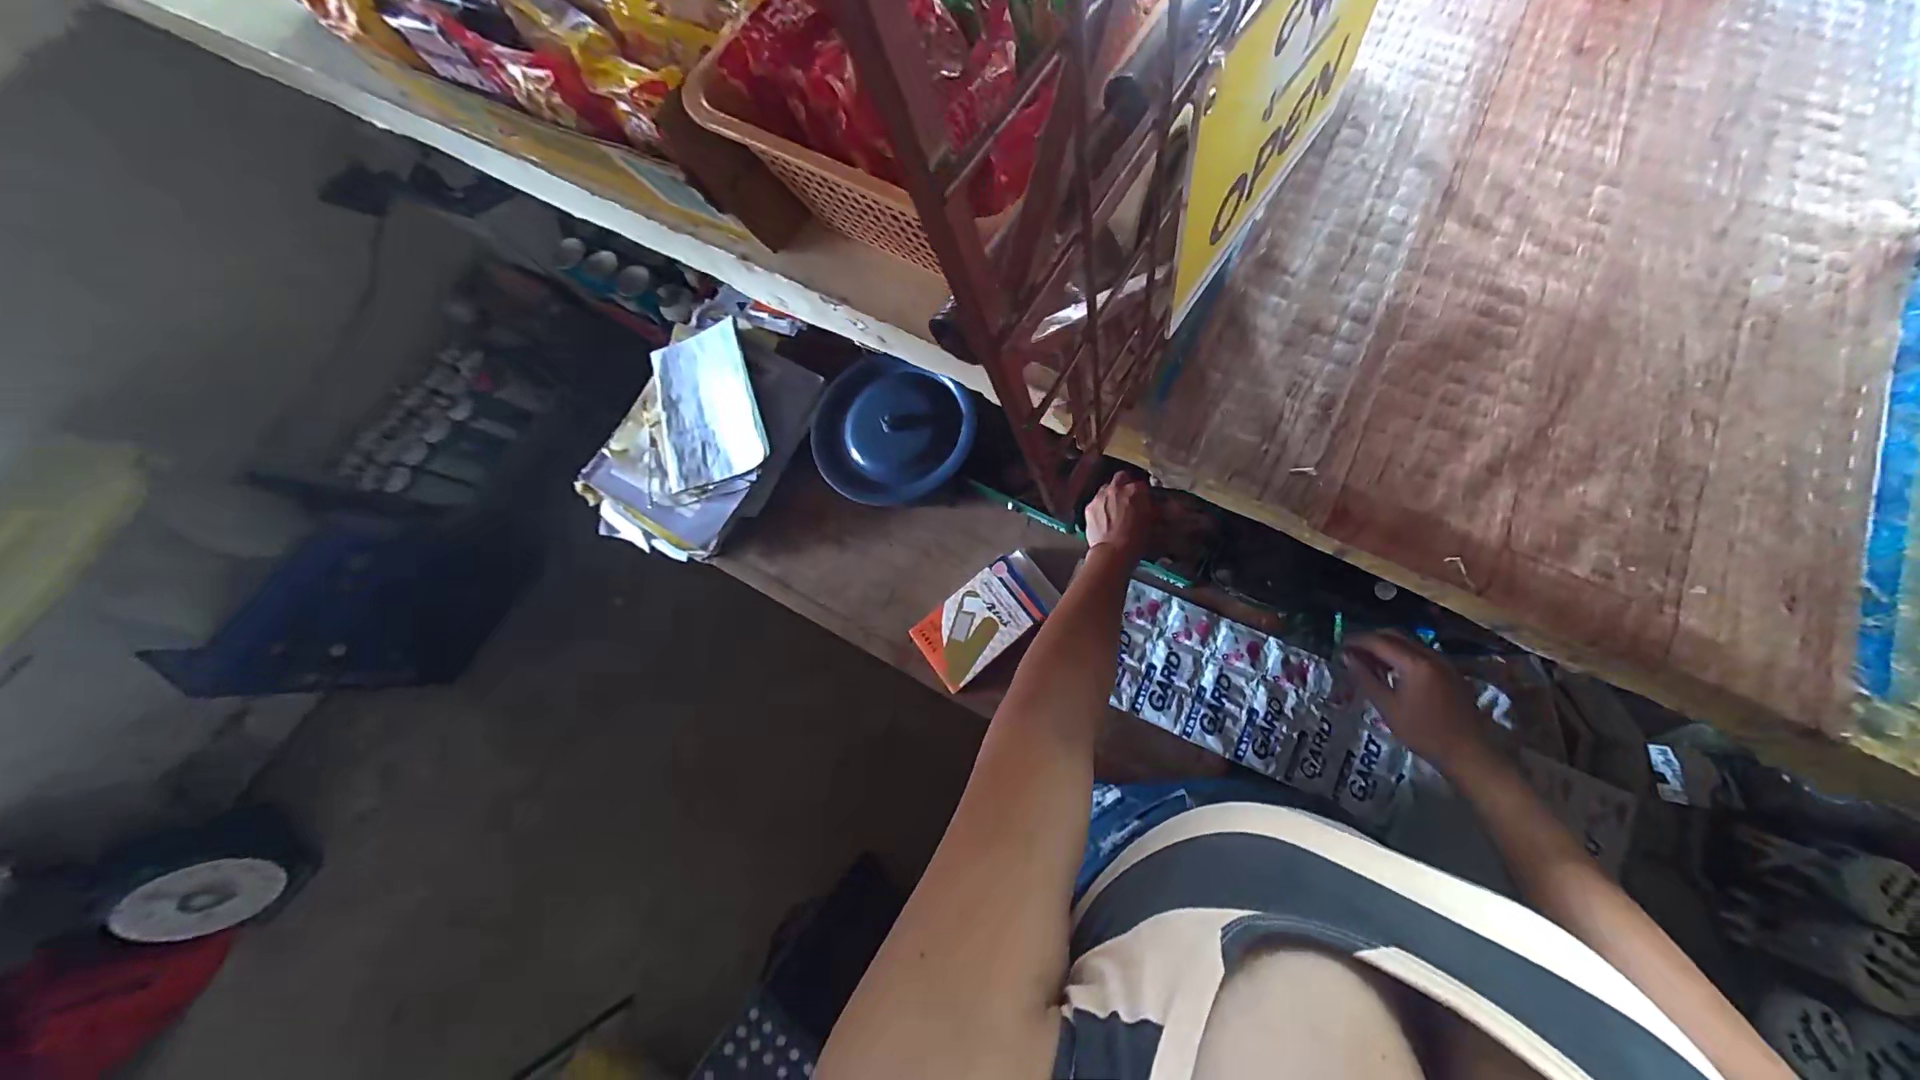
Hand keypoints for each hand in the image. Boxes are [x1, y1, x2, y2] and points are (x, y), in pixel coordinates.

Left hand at [1085, 473, 1153, 560]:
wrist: (1112, 552)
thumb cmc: (1136, 539)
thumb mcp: (1150, 522)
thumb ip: (1152, 508)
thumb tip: (1153, 505)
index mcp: (1135, 490)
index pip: (1141, 484)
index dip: (1142, 492)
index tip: (1143, 499)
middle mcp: (1116, 488)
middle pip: (1121, 477)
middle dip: (1124, 484)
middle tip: (1127, 497)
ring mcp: (1100, 496)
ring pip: (1106, 488)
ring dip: (1111, 494)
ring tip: (1114, 508)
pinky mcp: (1089, 507)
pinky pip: (1096, 501)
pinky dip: (1100, 506)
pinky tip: (1103, 517)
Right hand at [1340, 631, 1491, 771]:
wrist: (1468, 752)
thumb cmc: (1423, 732)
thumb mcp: (1387, 707)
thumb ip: (1365, 678)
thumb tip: (1347, 657)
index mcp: (1415, 663)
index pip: (1379, 641)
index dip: (1356, 641)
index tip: (1339, 646)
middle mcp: (1431, 656)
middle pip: (1395, 635)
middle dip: (1370, 640)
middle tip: (1352, 652)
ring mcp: (1444, 662)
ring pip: (1408, 642)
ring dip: (1386, 646)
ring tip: (1368, 662)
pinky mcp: (1450, 671)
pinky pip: (1420, 653)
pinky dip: (1401, 654)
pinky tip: (1392, 671)